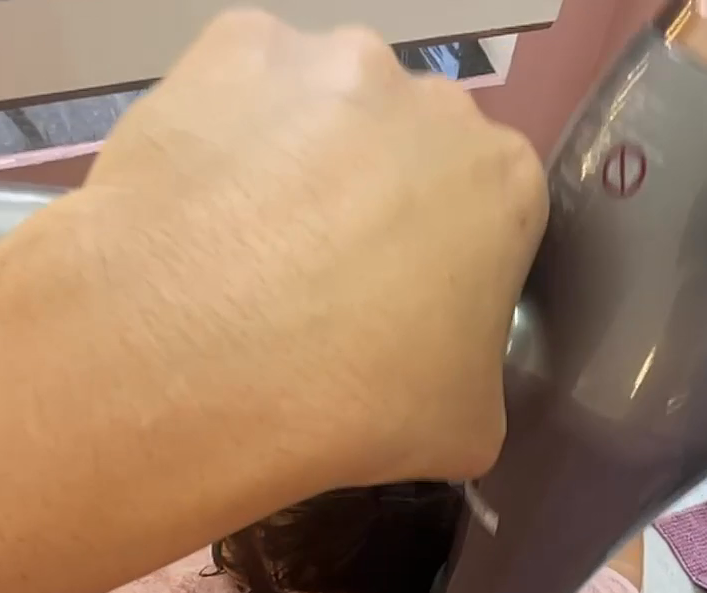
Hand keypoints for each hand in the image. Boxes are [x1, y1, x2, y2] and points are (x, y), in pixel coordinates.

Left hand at [0, 10, 546, 486]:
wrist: (200, 364)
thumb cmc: (360, 402)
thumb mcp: (468, 429)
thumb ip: (479, 378)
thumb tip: (446, 375)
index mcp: (506, 186)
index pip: (491, 224)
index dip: (449, 274)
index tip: (406, 316)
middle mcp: (434, 100)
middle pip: (415, 158)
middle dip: (386, 211)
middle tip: (331, 286)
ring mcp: (329, 63)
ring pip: (332, 118)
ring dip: (312, 169)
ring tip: (259, 251)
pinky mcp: (231, 49)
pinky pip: (248, 97)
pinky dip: (236, 141)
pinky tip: (211, 208)